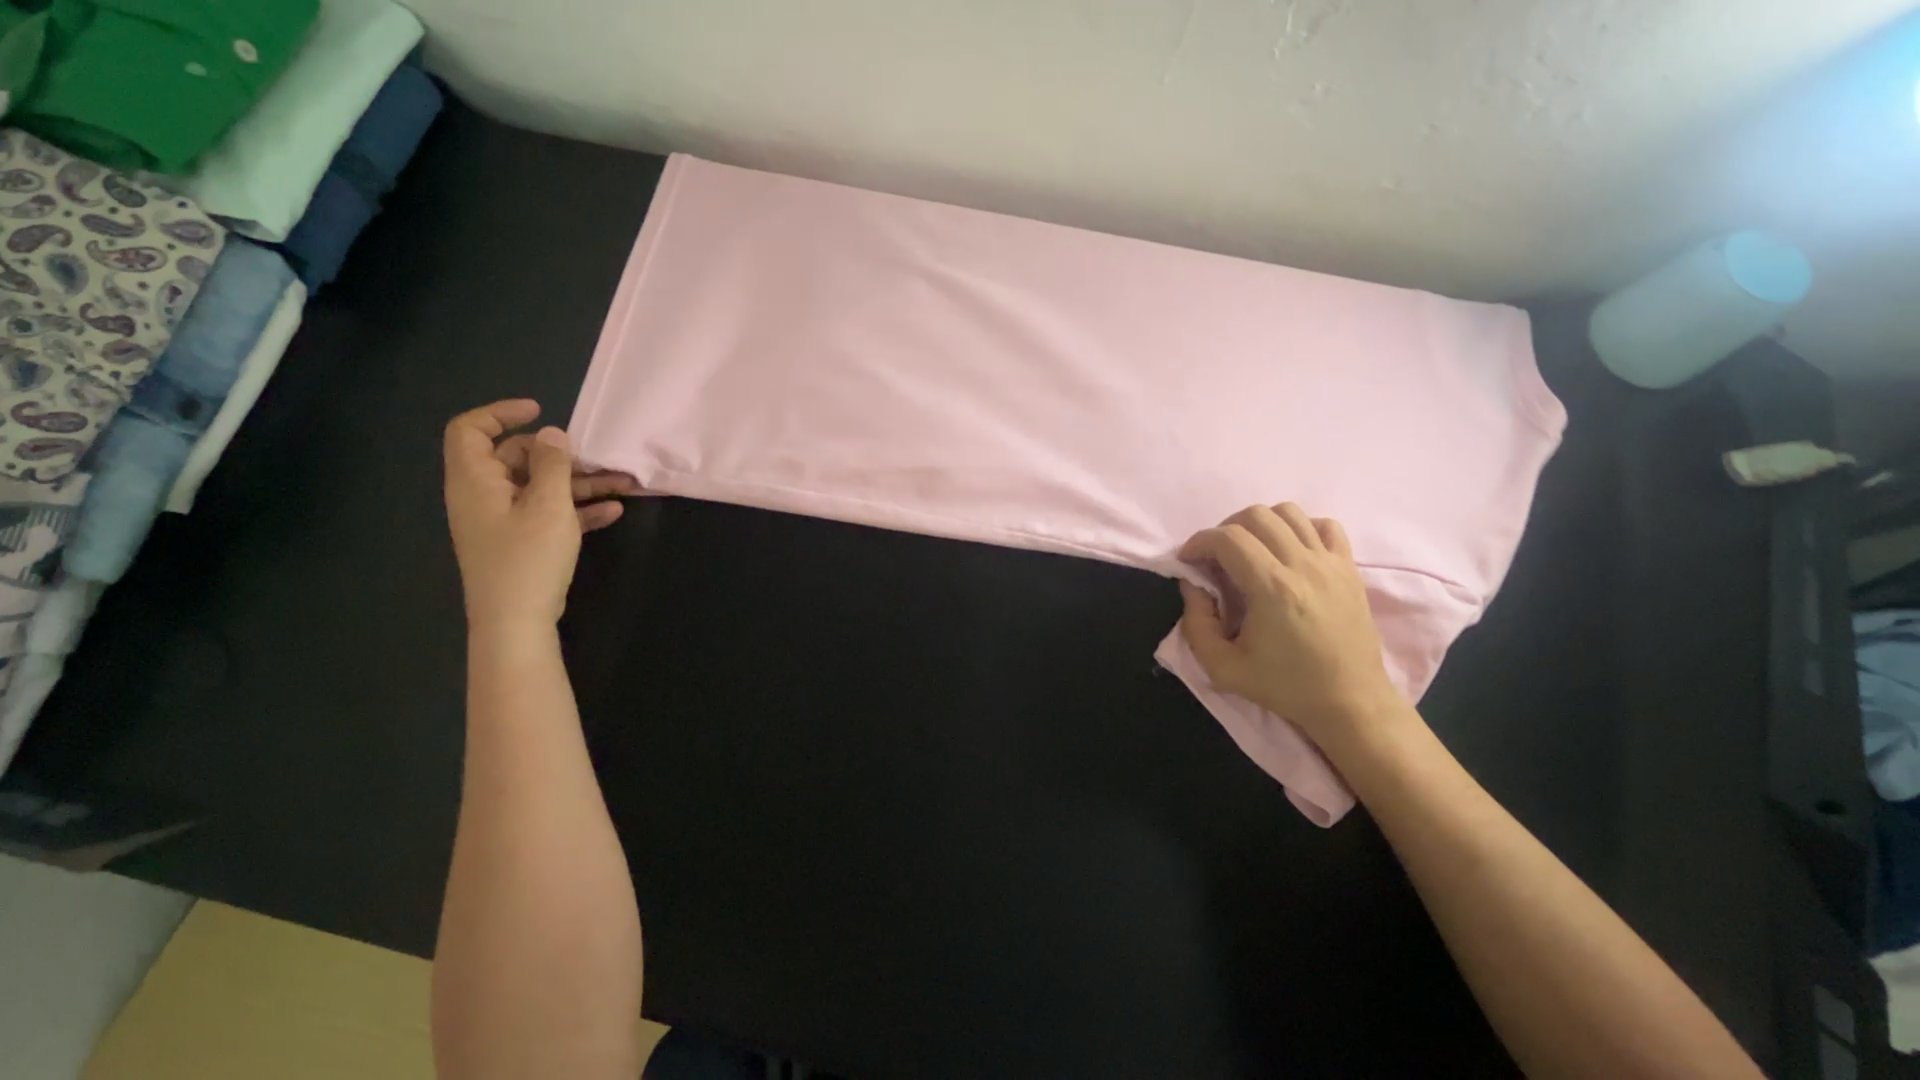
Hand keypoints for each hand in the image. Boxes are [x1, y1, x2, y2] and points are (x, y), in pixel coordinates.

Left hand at [443, 399, 638, 631]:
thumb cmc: (527, 559)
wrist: (515, 625)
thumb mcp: (548, 506)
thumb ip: (553, 464)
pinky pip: (545, 514)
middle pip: (513, 458)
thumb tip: (552, 435)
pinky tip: (613, 511)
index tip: (540, 411)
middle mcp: (482, 496)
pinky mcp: (518, 544)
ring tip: (621, 483)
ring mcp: (500, 522)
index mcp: (475, 480)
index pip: (470, 429)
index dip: (500, 413)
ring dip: (577, 483)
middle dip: (558, 454)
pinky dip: (575, 509)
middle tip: (593, 456)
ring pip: (538, 488)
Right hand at [1177, 504, 1403, 742]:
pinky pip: (1325, 526)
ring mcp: (1331, 563)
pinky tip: (1290, 551)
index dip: (1199, 542)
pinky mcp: (1349, 568)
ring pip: (1289, 512)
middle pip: (1256, 515)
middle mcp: (1303, 565)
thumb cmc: (1286, 687)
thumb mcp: (1223, 668)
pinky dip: (1301, 528)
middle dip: (1225, 529)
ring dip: (1261, 524)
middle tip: (1216, 558)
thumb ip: (1196, 624)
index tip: (1188, 561)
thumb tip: (1192, 585)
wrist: (1349, 702)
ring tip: (1251, 550)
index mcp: (1271, 588)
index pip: (1227, 538)